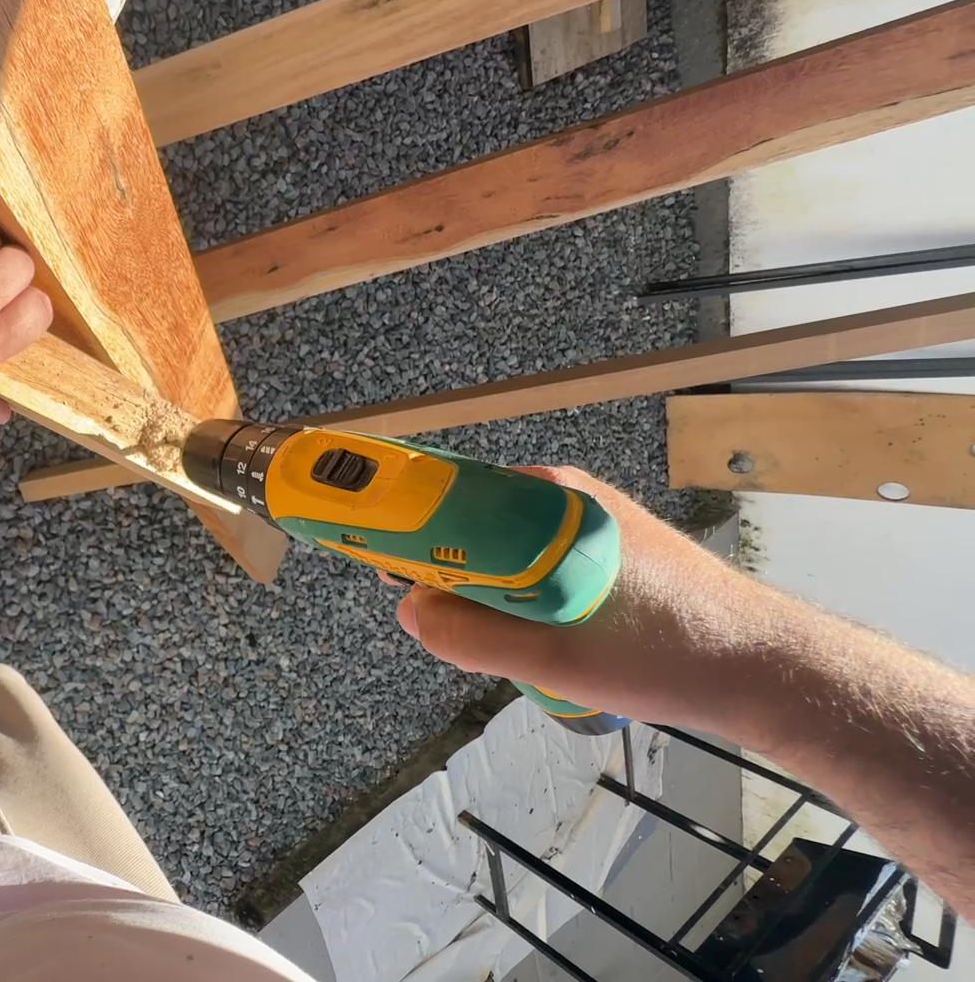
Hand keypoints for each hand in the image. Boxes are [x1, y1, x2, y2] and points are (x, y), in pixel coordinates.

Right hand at [393, 466, 788, 736]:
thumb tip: (409, 609)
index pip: (445, 494)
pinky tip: (530, 626)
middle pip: (467, 517)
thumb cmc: (659, 655)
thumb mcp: (547, 657)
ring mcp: (586, 514)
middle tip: (443, 615)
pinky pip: (530, 551)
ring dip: (481, 581)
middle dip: (443, 565)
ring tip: (494, 631)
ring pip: (498, 539)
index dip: (405, 529)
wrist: (775, 670)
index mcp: (544, 497)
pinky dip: (512, 584)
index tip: (387, 566)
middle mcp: (561, 492)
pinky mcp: (605, 539)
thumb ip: (463, 634)